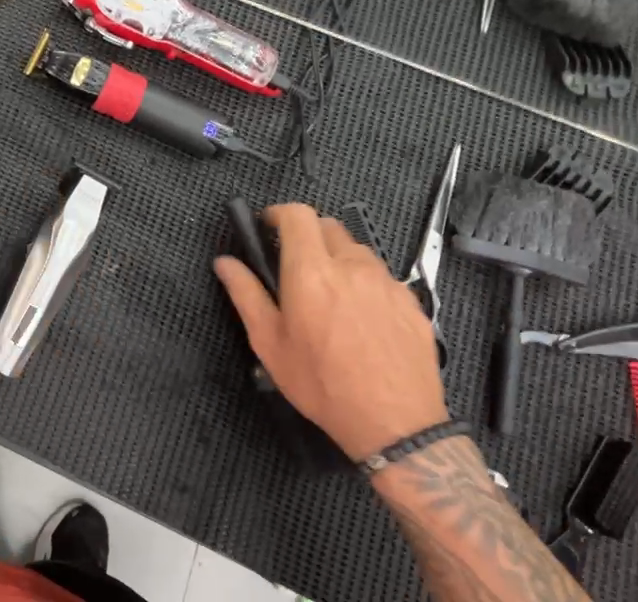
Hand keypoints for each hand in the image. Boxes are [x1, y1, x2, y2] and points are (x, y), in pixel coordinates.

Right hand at [213, 204, 447, 459]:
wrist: (396, 424)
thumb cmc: (321, 383)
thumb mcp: (268, 342)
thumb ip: (245, 294)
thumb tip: (225, 263)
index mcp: (311, 272)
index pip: (298, 215)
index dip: (278, 213)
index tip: (267, 227)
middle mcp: (352, 267)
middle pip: (329, 226)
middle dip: (307, 234)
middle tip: (294, 263)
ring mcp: (387, 284)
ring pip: (358, 250)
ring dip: (337, 257)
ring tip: (328, 291)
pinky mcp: (412, 304)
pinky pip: (382, 277)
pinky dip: (364, 281)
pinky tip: (359, 315)